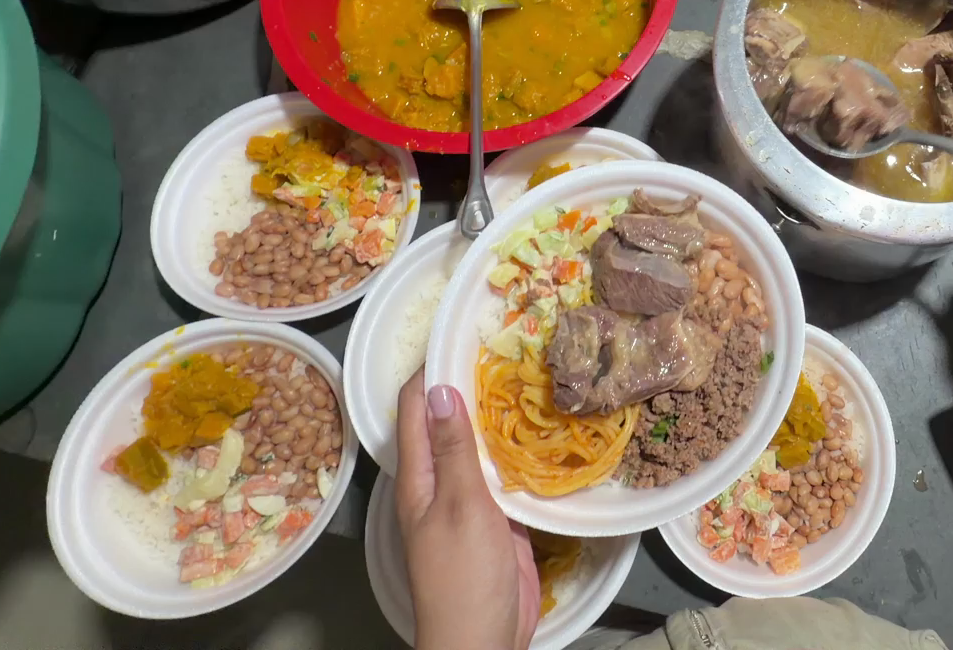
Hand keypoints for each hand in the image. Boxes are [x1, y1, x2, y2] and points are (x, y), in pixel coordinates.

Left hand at [395, 371, 538, 649]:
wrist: (483, 639)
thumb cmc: (463, 574)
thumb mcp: (460, 506)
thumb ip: (455, 450)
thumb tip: (444, 389)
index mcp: (418, 478)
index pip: (415, 410)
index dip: (429, 371)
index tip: (457, 334)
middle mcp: (438, 480)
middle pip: (445, 420)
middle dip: (464, 382)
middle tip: (500, 344)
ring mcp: (468, 496)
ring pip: (476, 440)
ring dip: (491, 408)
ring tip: (523, 370)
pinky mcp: (496, 511)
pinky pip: (501, 465)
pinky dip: (512, 440)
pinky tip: (537, 422)